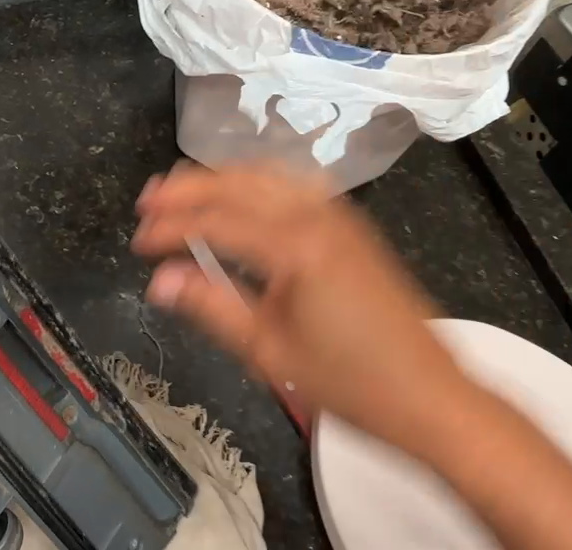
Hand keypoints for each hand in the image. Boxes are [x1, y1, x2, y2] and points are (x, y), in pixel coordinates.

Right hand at [130, 164, 474, 445]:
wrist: (433, 396)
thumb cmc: (352, 383)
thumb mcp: (270, 352)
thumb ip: (210, 306)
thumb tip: (159, 281)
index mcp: (294, 247)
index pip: (215, 222)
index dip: (170, 227)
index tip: (138, 240)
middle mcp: (315, 215)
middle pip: (237, 183)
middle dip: (187, 188)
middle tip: (148, 202)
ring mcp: (337, 213)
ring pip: (264, 174)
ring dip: (219, 178)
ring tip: (182, 190)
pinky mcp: (348, 222)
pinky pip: (291, 182)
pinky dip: (254, 179)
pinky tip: (240, 194)